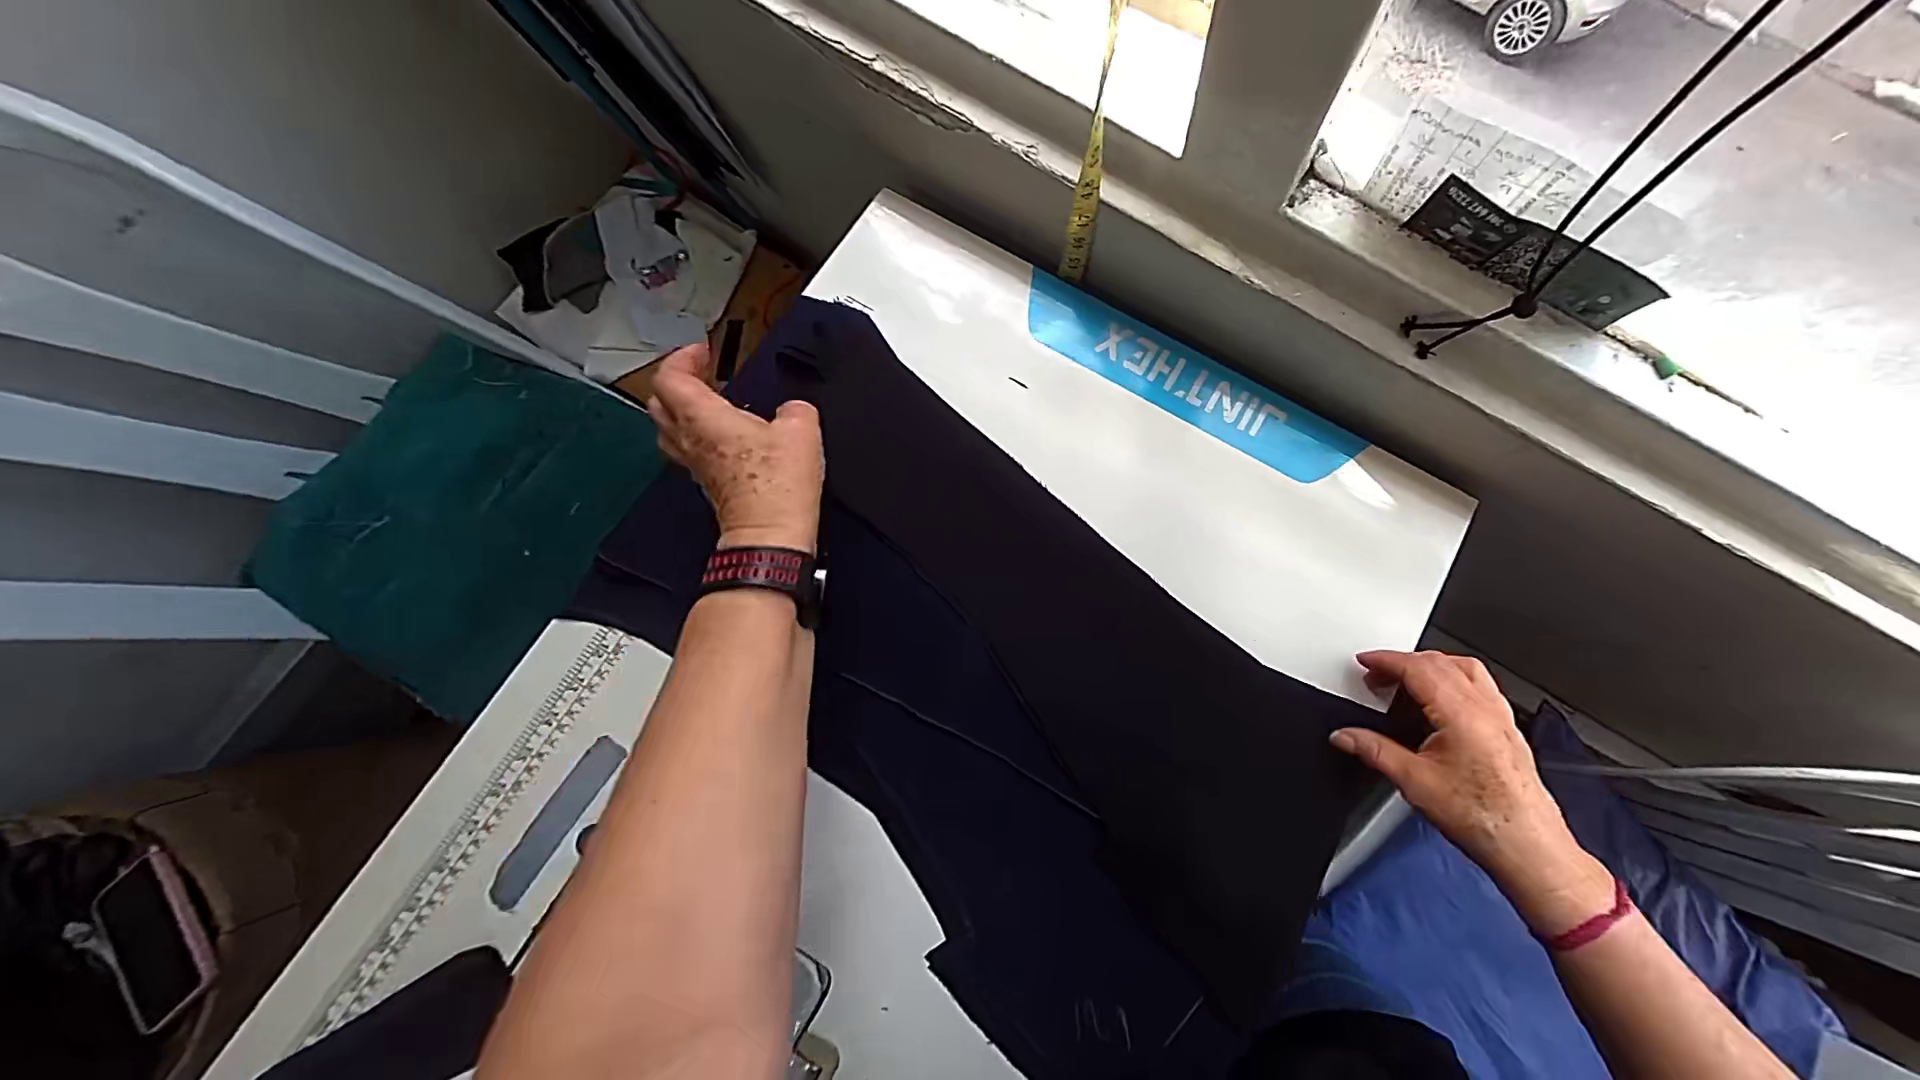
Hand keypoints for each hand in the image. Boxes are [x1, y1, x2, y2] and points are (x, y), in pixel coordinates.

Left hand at [646, 343, 823, 552]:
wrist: (770, 534)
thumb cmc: (777, 488)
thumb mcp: (802, 430)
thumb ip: (795, 410)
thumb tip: (794, 412)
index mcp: (703, 418)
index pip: (670, 377)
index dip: (682, 357)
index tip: (701, 350)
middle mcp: (691, 441)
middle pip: (659, 402)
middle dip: (677, 382)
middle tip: (700, 373)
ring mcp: (697, 466)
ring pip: (669, 430)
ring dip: (682, 411)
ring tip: (708, 402)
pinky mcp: (709, 485)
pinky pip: (690, 453)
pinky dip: (699, 437)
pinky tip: (726, 439)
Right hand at [1331, 650, 1613, 935]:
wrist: (1529, 850)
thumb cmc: (1486, 820)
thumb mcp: (1414, 782)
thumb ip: (1374, 751)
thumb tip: (1345, 736)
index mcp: (1464, 716)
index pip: (1420, 669)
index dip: (1386, 659)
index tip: (1365, 661)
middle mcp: (1488, 712)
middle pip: (1442, 663)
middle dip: (1403, 661)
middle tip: (1376, 674)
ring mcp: (1503, 721)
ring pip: (1467, 670)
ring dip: (1431, 667)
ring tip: (1405, 681)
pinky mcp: (1510, 733)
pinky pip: (1482, 688)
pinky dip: (1453, 681)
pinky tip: (1439, 702)